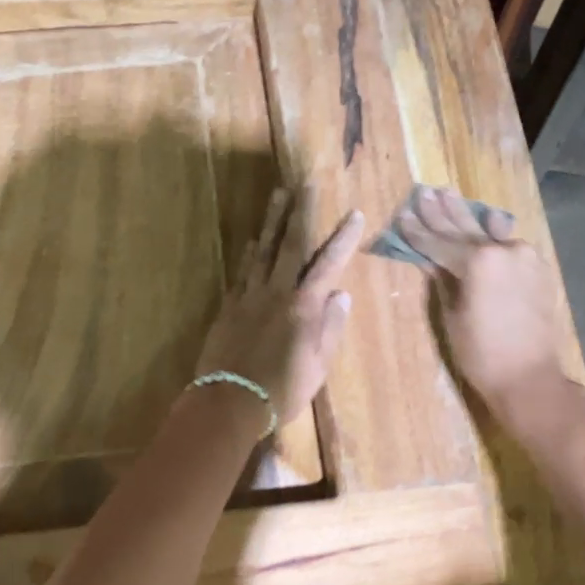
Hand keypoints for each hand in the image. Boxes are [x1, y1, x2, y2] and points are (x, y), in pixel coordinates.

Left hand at [196, 191, 361, 425]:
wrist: (231, 401)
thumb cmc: (283, 390)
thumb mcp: (318, 365)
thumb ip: (330, 327)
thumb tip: (341, 294)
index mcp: (305, 308)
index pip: (329, 264)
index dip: (343, 238)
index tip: (355, 214)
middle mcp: (278, 293)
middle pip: (291, 245)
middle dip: (302, 212)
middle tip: (306, 182)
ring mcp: (250, 297)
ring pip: (263, 251)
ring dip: (273, 221)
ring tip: (278, 195)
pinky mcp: (229, 308)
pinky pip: (242, 272)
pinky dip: (250, 254)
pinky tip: (254, 241)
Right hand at [392, 186, 570, 410]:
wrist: (529, 376)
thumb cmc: (481, 354)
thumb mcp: (452, 317)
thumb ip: (443, 283)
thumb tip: (433, 263)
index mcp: (478, 262)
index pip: (440, 243)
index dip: (418, 232)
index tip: (402, 216)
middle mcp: (503, 250)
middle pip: (464, 230)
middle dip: (440, 214)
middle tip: (423, 194)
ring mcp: (524, 256)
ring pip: (489, 232)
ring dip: (466, 216)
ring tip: (446, 194)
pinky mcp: (536, 268)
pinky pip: (509, 244)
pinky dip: (493, 233)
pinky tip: (486, 219)